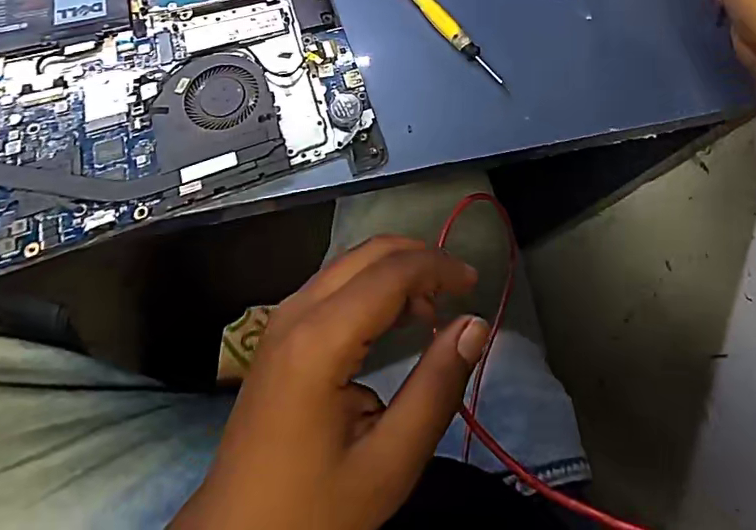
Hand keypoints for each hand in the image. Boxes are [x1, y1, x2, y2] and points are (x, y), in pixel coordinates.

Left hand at [173, 236, 490, 529]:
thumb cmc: (315, 506)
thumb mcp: (390, 461)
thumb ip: (438, 386)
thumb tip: (474, 324)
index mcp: (320, 341)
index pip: (392, 271)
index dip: (441, 267)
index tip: (475, 284)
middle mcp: (296, 314)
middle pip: (370, 252)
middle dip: (422, 257)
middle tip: (459, 288)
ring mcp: (281, 321)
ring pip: (351, 261)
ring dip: (398, 268)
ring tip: (434, 305)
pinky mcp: (279, 334)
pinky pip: (335, 282)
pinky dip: (375, 282)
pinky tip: (396, 316)